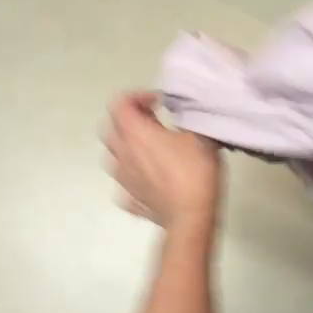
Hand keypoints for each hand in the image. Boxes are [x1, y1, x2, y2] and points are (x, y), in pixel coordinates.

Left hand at [104, 92, 222, 233]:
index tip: (159, 101)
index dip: (137, 96)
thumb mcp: (201, 135)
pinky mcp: (130, 199)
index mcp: (136, 134)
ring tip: (149, 148)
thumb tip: (184, 114)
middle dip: (128, 119)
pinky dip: (134, 175)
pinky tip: (149, 177)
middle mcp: (123, 154)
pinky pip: (125, 182)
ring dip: (127, 146)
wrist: (190, 217)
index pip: (120, 104)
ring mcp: (123, 179)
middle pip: (110, 127)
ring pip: (113, 155)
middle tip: (153, 119)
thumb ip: (189, 120)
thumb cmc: (195, 171)